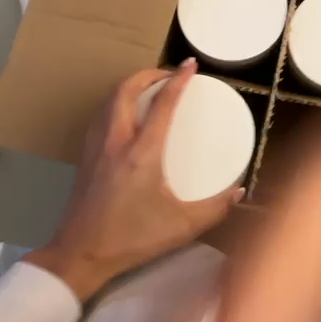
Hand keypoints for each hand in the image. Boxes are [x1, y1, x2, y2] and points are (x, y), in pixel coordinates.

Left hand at [23, 59, 241, 298]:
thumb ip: (216, 208)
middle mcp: (117, 141)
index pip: (162, 103)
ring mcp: (97, 147)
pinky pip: (100, 115)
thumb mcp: (182, 226)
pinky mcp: (86, 157)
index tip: (191, 65)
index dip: (178, 79)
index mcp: (143, 153)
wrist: (79, 256)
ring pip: (109, 100)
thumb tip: (240, 191)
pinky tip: (126, 114)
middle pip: (126, 90)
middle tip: (168, 74)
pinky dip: (116, 103)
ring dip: (129, 86)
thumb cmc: (132, 239)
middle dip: (148, 74)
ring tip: (149, 87)